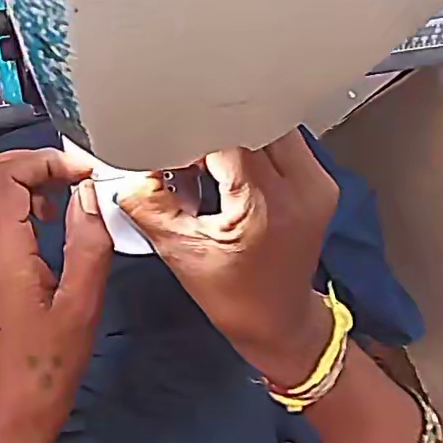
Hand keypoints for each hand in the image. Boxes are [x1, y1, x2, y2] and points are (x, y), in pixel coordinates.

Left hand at [0, 149, 113, 442]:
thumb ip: (88, 242)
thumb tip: (91, 194)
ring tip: (63, 194)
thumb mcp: (83, 302)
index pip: (8, 175)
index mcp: (4, 250)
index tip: (84, 174)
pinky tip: (51, 221)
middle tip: (68, 173)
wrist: (19, 403)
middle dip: (27, 159)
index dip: (47, 162)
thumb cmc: (51, 361)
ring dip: (21, 179)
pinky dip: (18, 201)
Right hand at [119, 130, 337, 386]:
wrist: (278, 322)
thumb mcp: (178, 250)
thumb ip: (147, 202)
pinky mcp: (318, 180)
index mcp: (266, 204)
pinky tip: (230, 167)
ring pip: (268, 123)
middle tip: (186, 151)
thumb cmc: (234, 297)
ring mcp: (316, 181)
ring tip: (209, 161)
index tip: (167, 146)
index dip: (190, 133)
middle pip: (252, 120)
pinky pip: (280, 139)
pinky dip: (250, 144)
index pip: (226, 135)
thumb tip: (125, 168)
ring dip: (233, 133)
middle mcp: (301, 186)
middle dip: (212, 128)